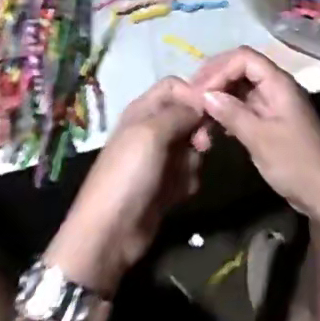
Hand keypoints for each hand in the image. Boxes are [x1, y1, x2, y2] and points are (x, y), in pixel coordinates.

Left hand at [45, 78, 212, 291]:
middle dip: (198, 130)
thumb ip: (179, 113)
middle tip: (202, 146)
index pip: (175, 86)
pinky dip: (187, 181)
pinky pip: (189, 172)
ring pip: (192, 145)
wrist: (109, 234)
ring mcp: (159, 158)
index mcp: (143, 110)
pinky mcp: (166, 184)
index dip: (193, 94)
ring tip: (183, 177)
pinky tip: (179, 195)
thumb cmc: (128, 175)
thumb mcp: (151, 134)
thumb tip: (202, 103)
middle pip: (187, 116)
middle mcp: (152, 129)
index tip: (210, 111)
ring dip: (193, 160)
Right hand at [190, 47, 319, 216]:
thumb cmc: (294, 162)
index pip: (244, 58)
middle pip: (241, 67)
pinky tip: (212, 124)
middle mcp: (276, 86)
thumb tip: (205, 95)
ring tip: (198, 110)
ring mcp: (273, 102)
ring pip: (241, 87)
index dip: (220, 69)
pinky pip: (244, 104)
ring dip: (220, 95)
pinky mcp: (270, 119)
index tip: (199, 91)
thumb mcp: (260, 138)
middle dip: (216, 78)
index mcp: (278, 83)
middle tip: (192, 96)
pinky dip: (227, 110)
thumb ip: (232, 113)